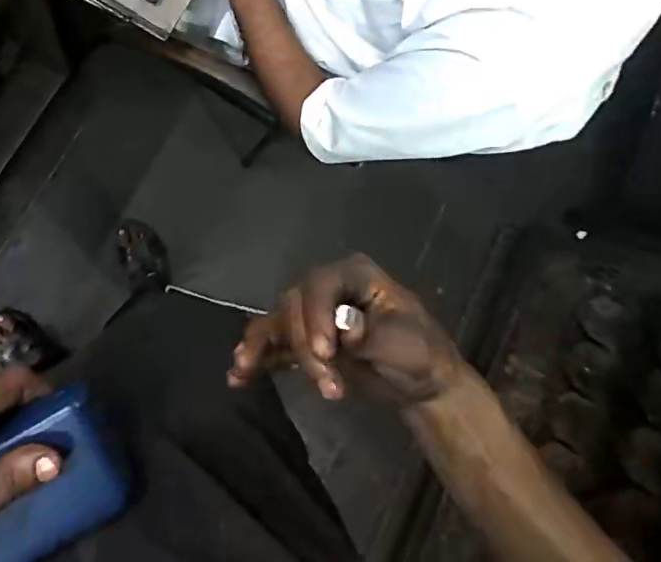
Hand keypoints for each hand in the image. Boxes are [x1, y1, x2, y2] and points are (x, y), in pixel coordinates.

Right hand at [228, 254, 463, 406]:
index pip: (321, 283)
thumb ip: (371, 334)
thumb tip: (344, 325)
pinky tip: (239, 376)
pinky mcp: (304, 340)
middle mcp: (327, 287)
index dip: (316, 314)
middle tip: (329, 385)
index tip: (326, 354)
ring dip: (265, 348)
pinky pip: (274, 343)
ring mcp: (313, 313)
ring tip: (245, 370)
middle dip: (304, 347)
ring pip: (279, 323)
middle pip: (297, 306)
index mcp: (354, 274)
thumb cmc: (420, 353)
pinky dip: (257, 357)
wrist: (422, 384)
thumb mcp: (404, 343)